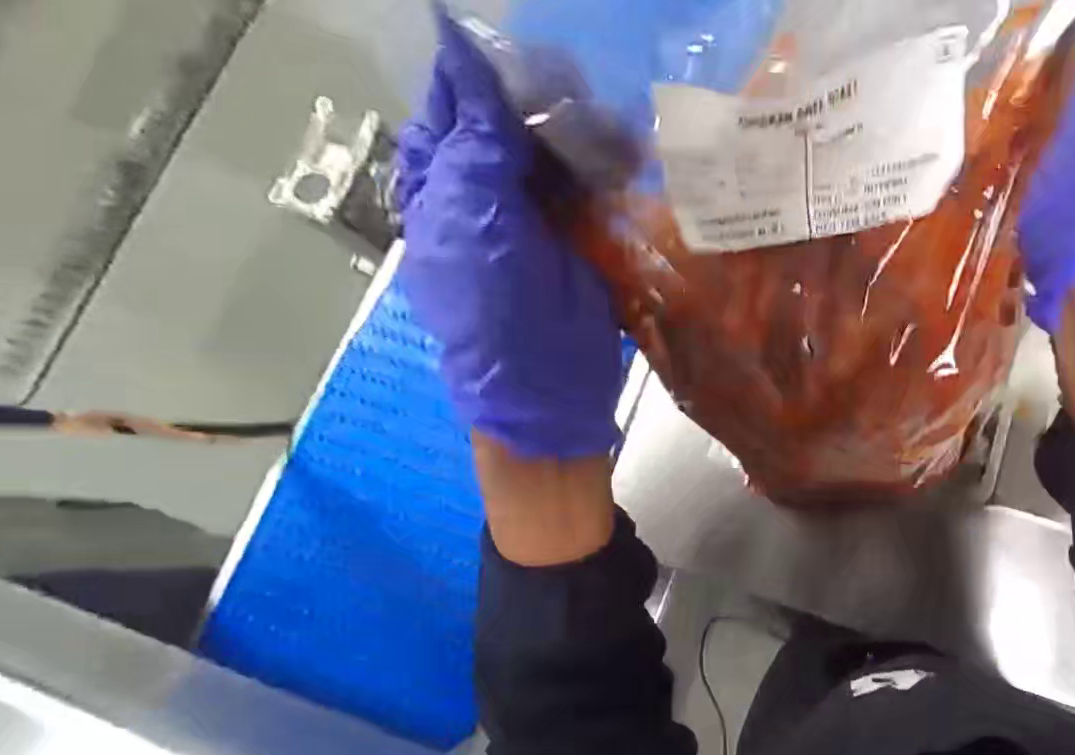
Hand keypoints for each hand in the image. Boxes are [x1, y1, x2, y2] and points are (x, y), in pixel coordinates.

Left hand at [396, 21, 623, 458]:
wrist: (545, 384)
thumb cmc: (491, 302)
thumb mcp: (470, 210)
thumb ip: (474, 135)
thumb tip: (463, 51)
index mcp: (446, 186)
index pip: (458, 108)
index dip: (484, 78)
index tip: (522, 60)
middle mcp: (491, 196)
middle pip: (515, 126)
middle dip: (544, 105)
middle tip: (579, 90)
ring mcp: (540, 219)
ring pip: (559, 155)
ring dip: (584, 136)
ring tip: (610, 126)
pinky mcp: (583, 242)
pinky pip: (594, 192)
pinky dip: (611, 172)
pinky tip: (628, 158)